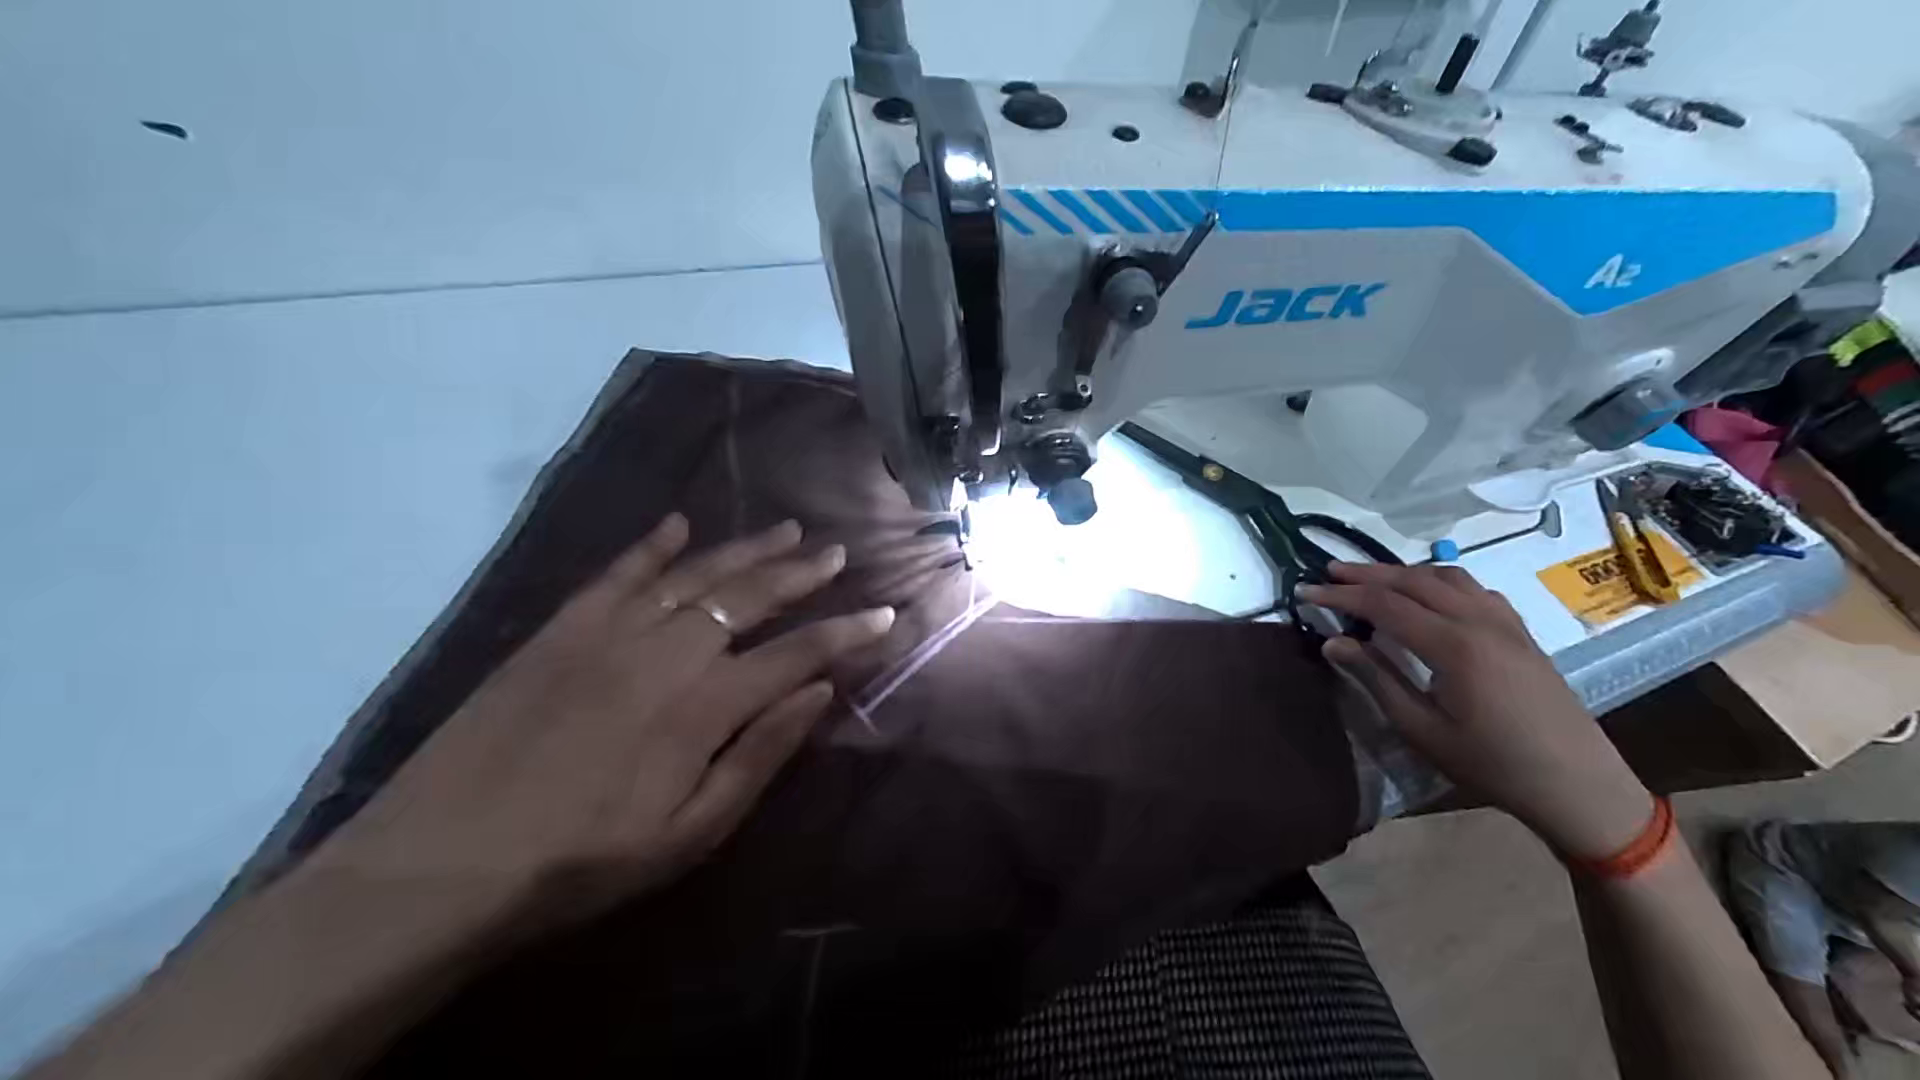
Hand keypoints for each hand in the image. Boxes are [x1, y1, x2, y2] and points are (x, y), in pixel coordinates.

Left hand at [306, 514, 893, 927]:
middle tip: (837, 552)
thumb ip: (760, 755)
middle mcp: (664, 653)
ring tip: (785, 530)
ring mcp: (607, 633)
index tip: (882, 614)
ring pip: (692, 575)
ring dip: (744, 550)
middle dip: (801, 573)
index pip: (795, 654)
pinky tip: (677, 524)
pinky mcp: (559, 630)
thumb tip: (819, 692)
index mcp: (701, 707)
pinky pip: (615, 573)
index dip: (844, 634)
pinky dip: (649, 545)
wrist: (439, 865)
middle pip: (748, 598)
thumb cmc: (580, 863)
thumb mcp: (689, 835)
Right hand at [1300, 561, 1653, 859]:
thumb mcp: (1422, 728)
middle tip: (1328, 571)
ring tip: (1371, 579)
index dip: (1340, 595)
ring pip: (1447, 577)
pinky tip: (1428, 596)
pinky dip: (1440, 581)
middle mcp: (1480, 622)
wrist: (1579, 786)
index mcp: (1454, 646)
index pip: (1384, 605)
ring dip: (1403, 572)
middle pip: (1413, 581)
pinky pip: (1475, 589)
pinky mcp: (1521, 633)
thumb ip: (1376, 678)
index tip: (1305, 591)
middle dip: (1366, 573)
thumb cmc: (1492, 764)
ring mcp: (1506, 624)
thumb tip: (1334, 642)